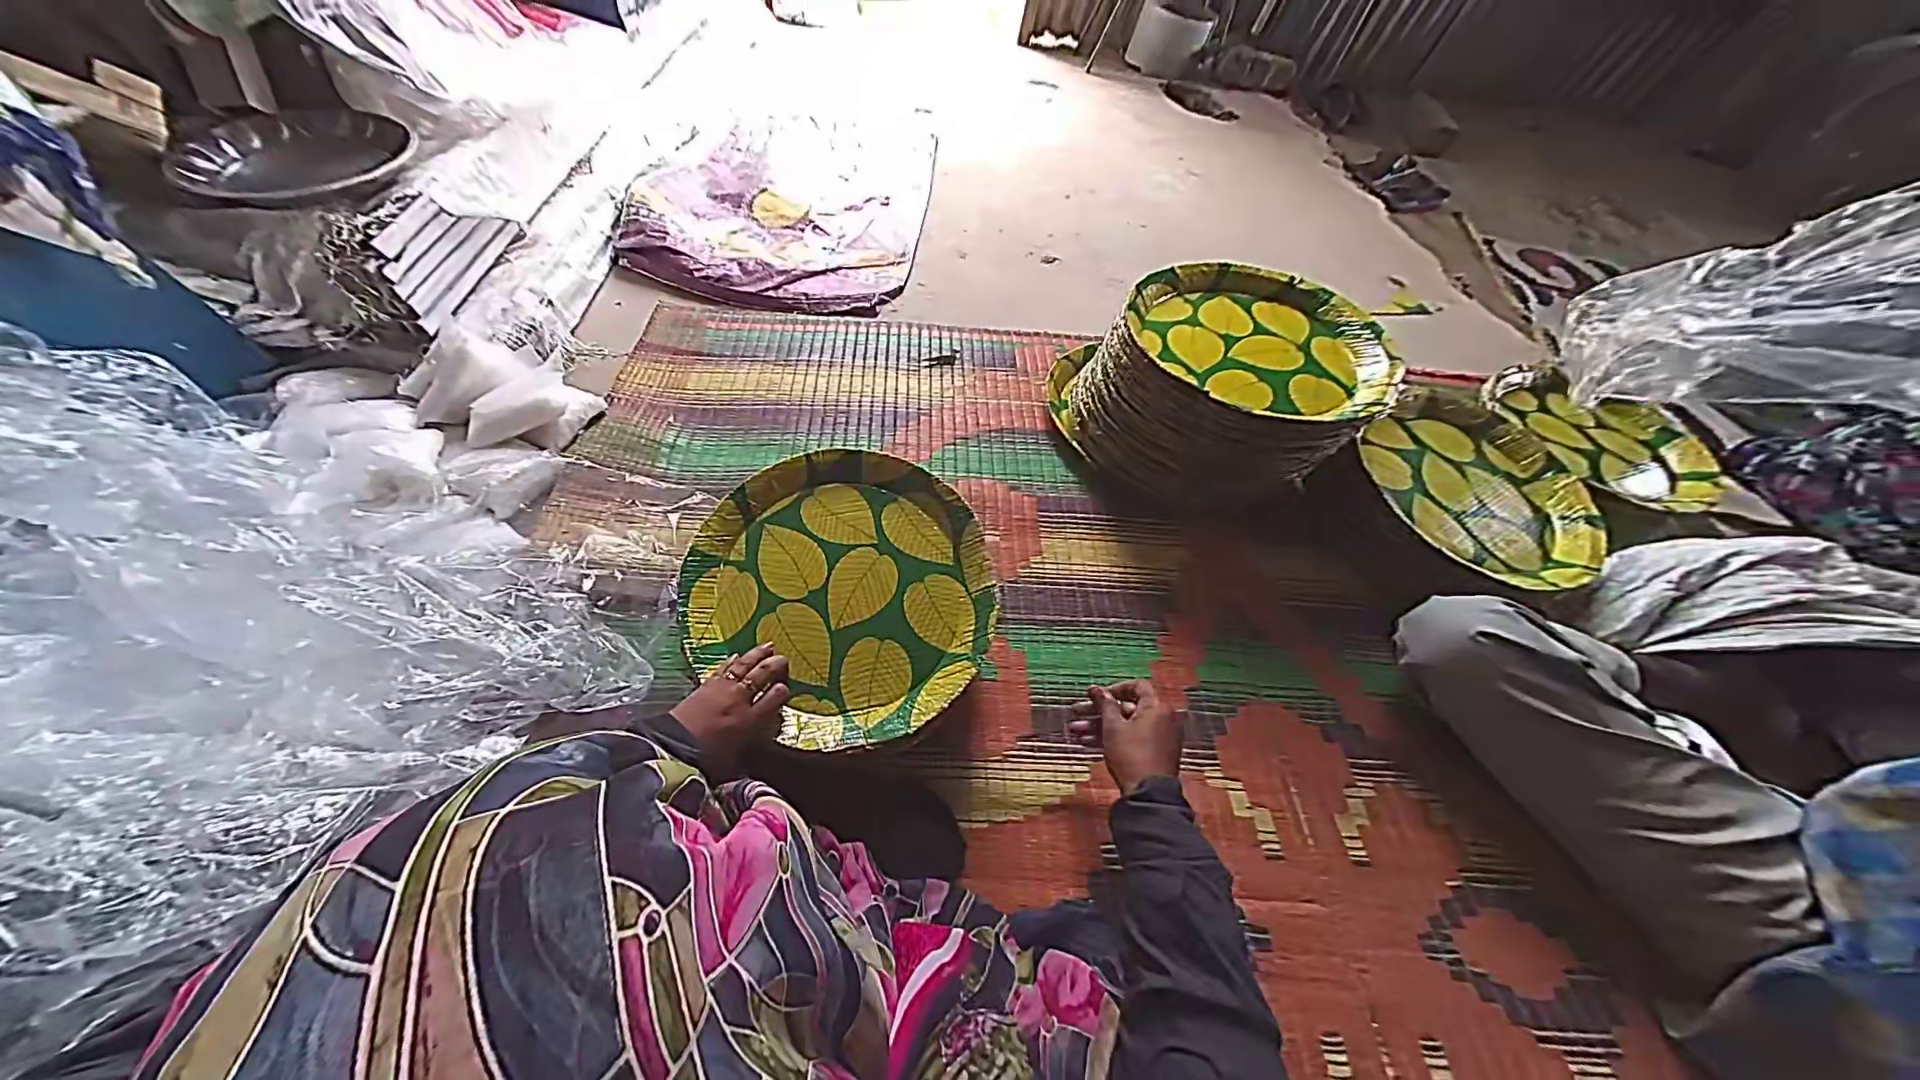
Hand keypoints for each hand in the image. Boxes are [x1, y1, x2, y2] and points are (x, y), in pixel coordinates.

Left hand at [670, 644, 790, 771]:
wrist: (672, 750)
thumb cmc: (707, 762)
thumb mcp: (739, 762)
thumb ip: (755, 747)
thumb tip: (765, 741)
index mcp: (752, 719)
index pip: (775, 697)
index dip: (783, 690)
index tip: (785, 688)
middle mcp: (740, 700)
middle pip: (763, 675)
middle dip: (776, 665)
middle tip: (783, 660)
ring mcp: (722, 690)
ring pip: (745, 666)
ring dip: (757, 655)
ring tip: (768, 646)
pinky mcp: (705, 686)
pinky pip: (724, 669)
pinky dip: (732, 661)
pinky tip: (737, 656)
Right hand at [1068, 679, 1181, 796]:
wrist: (1149, 794)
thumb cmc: (1130, 754)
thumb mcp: (1113, 727)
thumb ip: (1105, 704)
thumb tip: (1096, 688)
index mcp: (1157, 707)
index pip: (1137, 686)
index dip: (1114, 689)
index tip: (1096, 696)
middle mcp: (1163, 718)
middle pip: (1128, 708)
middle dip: (1099, 711)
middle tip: (1076, 713)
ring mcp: (1160, 737)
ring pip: (1127, 725)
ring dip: (1100, 726)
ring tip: (1075, 731)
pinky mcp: (1155, 753)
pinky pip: (1133, 738)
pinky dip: (1114, 738)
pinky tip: (1088, 743)